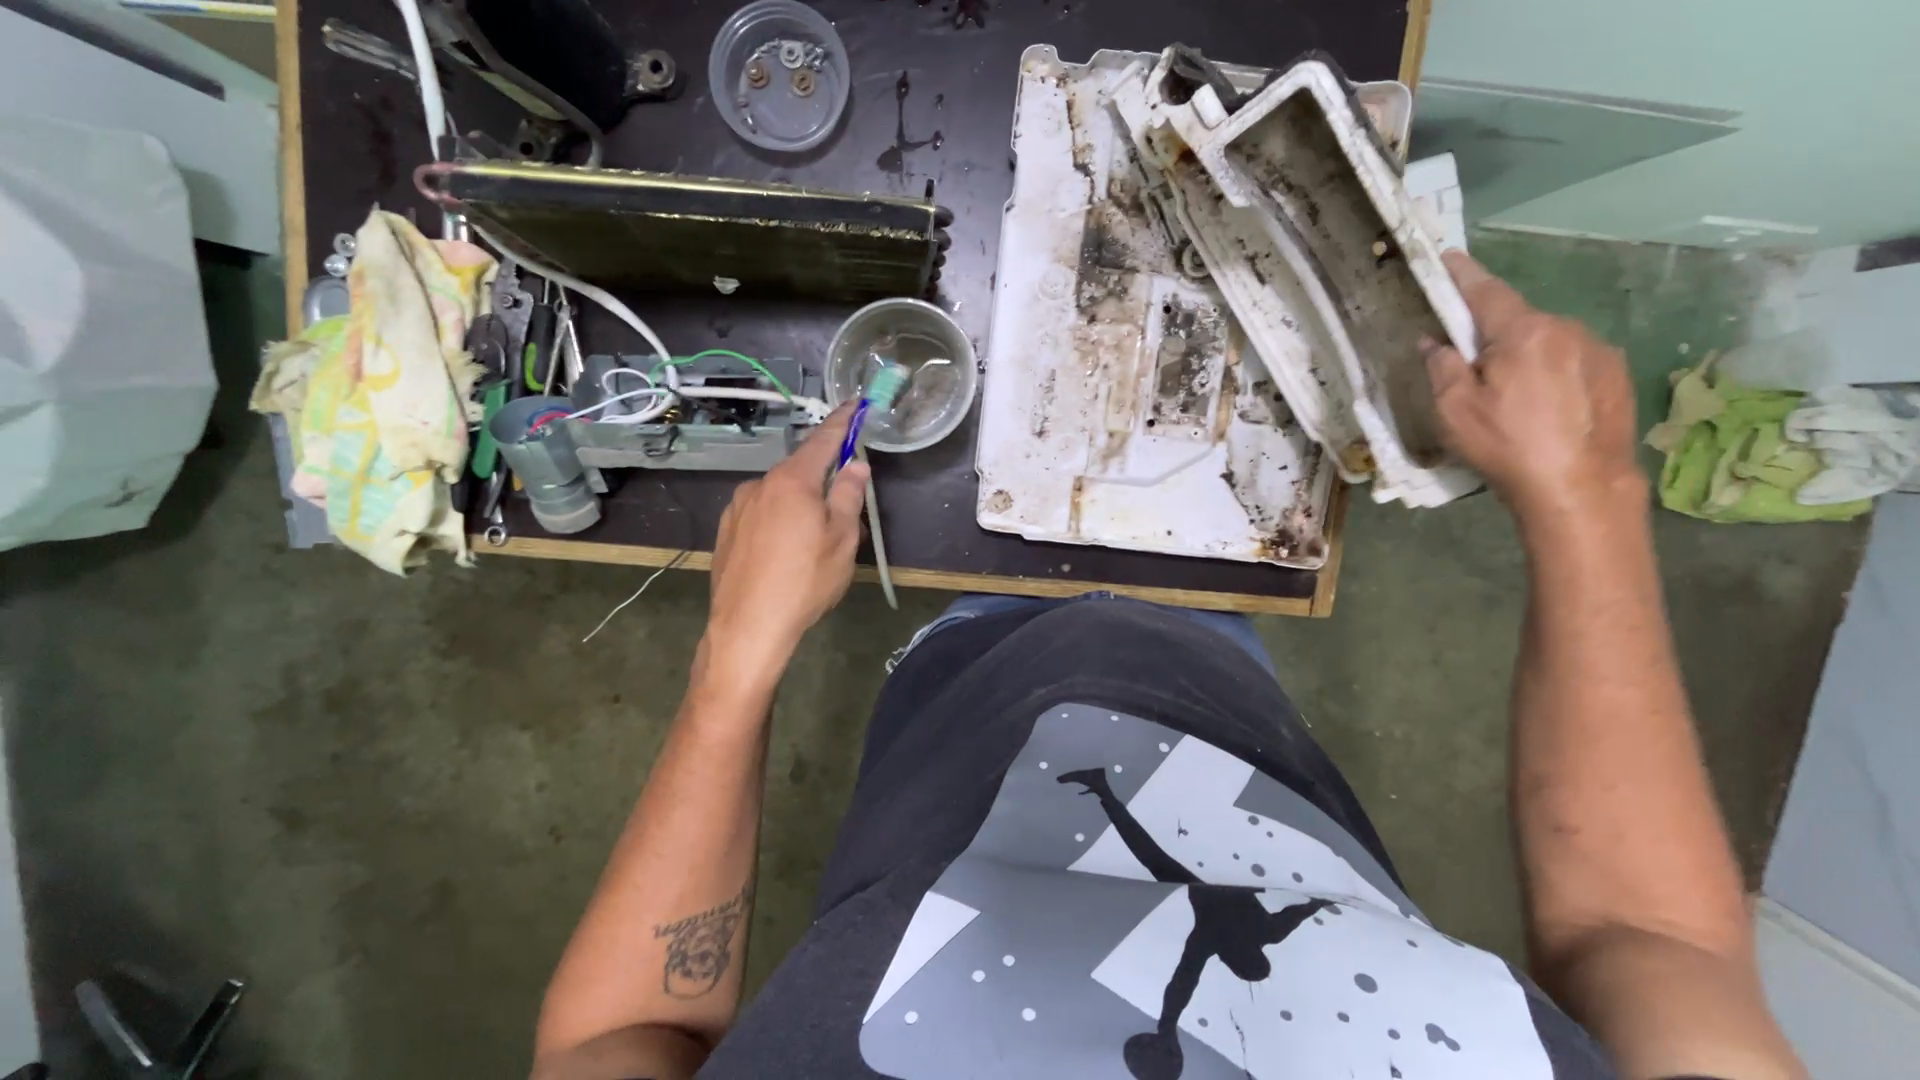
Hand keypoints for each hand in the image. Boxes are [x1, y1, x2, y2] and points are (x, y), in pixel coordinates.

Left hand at [702, 405, 869, 680]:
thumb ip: (849, 495)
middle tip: (844, 513)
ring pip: (778, 497)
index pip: (823, 440)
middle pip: (800, 472)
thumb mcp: (841, 539)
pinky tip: (785, 555)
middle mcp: (759, 485)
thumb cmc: (804, 581)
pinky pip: (760, 517)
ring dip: (799, 507)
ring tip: (814, 546)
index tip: (855, 404)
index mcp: (792, 480)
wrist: (748, 627)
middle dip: (823, 482)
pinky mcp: (725, 533)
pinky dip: (778, 524)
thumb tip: (855, 464)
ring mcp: (737, 509)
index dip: (842, 422)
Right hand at [1423, 251, 1640, 522]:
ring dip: (1526, 359)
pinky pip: (1573, 364)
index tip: (1447, 257)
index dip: (1462, 274)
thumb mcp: (1454, 410)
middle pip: (1518, 321)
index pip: (1485, 291)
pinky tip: (1545, 411)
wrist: (1578, 488)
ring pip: (1547, 344)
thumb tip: (1435, 342)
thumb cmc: (1506, 445)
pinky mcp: (1616, 377)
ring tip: (1512, 401)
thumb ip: (1441, 367)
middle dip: (1493, 336)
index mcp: (1523, 332)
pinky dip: (1553, 376)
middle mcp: (1565, 329)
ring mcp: (1597, 352)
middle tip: (1471, 371)